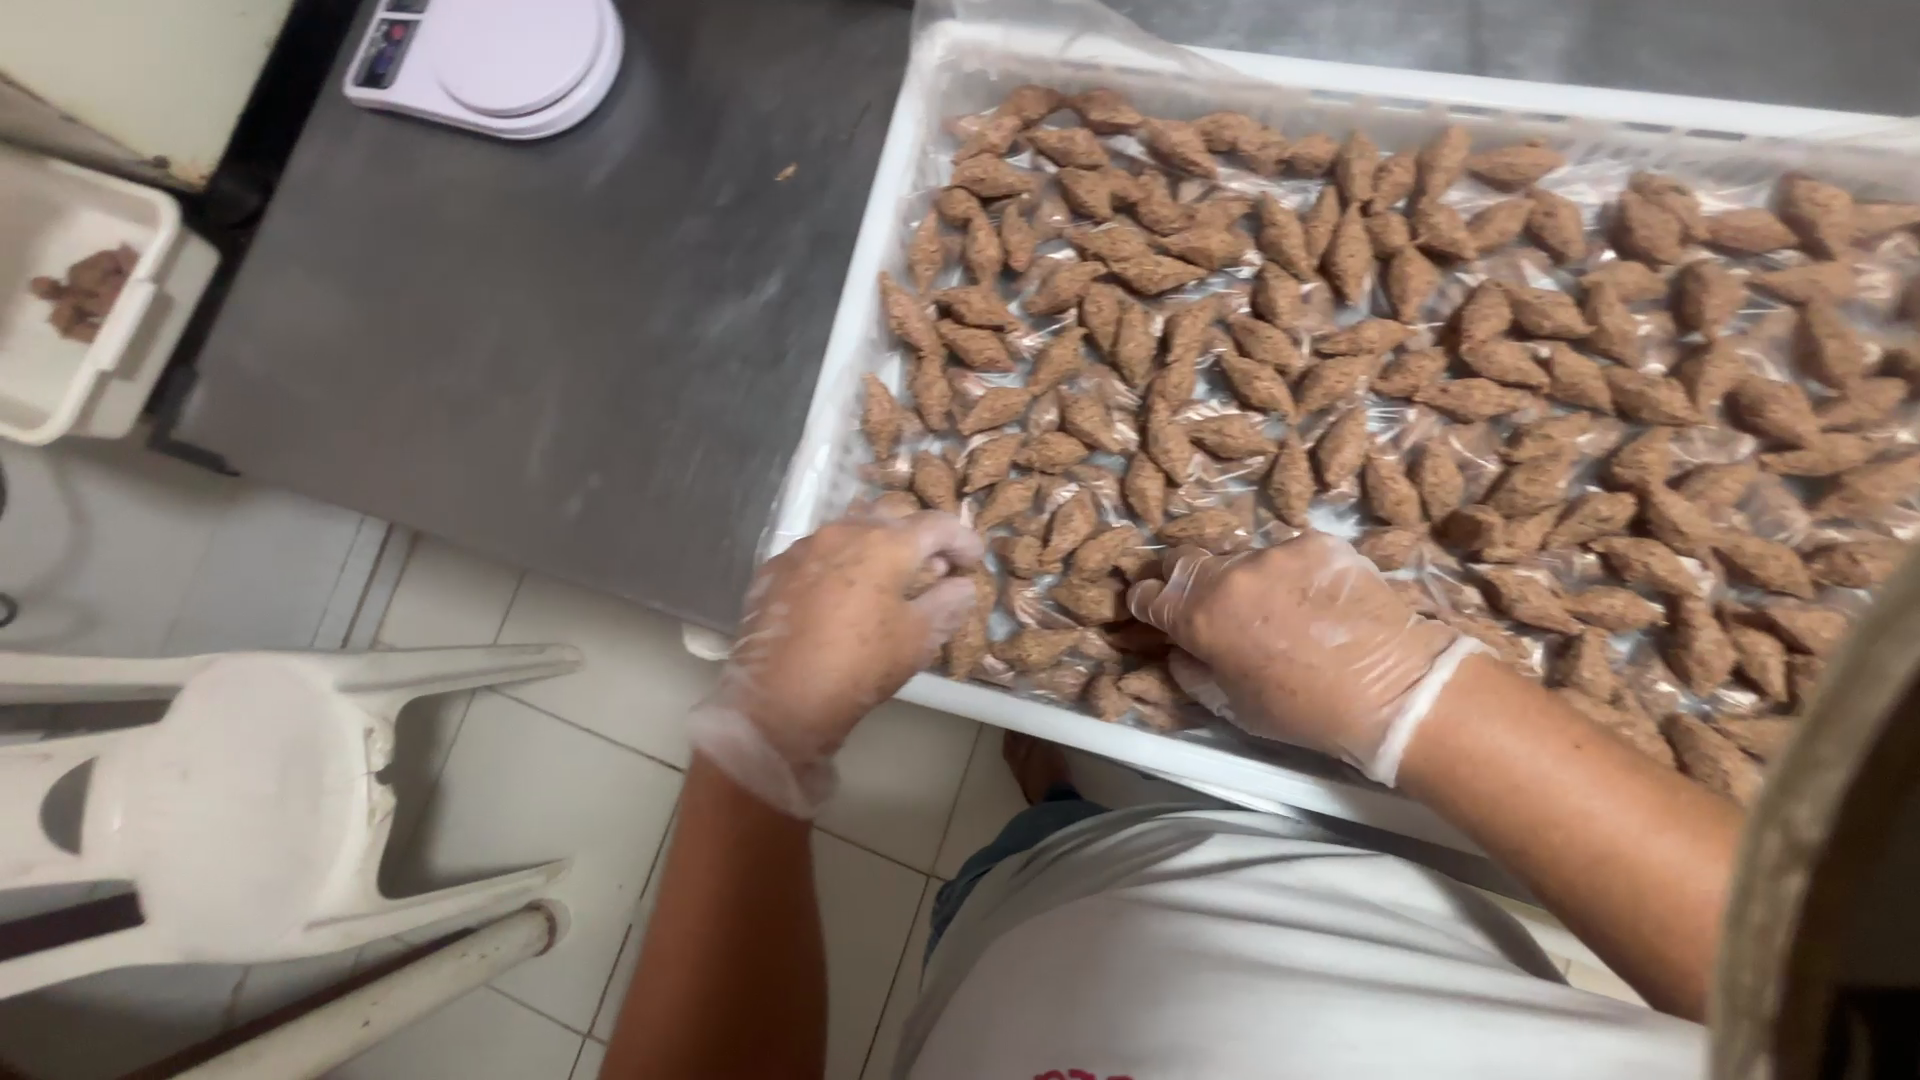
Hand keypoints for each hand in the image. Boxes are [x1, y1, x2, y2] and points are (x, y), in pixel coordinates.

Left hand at [688, 511, 984, 815]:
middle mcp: (842, 531)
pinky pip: (817, 554)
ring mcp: (802, 547)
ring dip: (876, 548)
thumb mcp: (919, 639)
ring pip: (850, 531)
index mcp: (885, 543)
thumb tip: (961, 586)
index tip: (974, 562)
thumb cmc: (860, 666)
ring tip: (887, 580)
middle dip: (918, 538)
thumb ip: (948, 603)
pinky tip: (842, 596)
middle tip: (933, 569)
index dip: (963, 540)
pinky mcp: (773, 569)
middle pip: (891, 517)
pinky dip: (840, 565)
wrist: (778, 700)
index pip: (937, 525)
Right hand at [1127, 533, 1481, 784]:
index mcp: (1199, 617)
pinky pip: (1288, 554)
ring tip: (1279, 607)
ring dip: (1246, 578)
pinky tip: (1317, 598)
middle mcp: (1228, 575)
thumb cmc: (1304, 710)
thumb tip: (1180, 651)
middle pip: (1185, 561)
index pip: (1149, 593)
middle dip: (1184, 578)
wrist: (1396, 689)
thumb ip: (1193, 672)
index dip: (1146, 601)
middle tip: (1206, 601)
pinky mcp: (1316, 543)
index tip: (1152, 608)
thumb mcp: (1233, 706)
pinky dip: (1293, 573)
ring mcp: (1274, 554)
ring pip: (1241, 558)